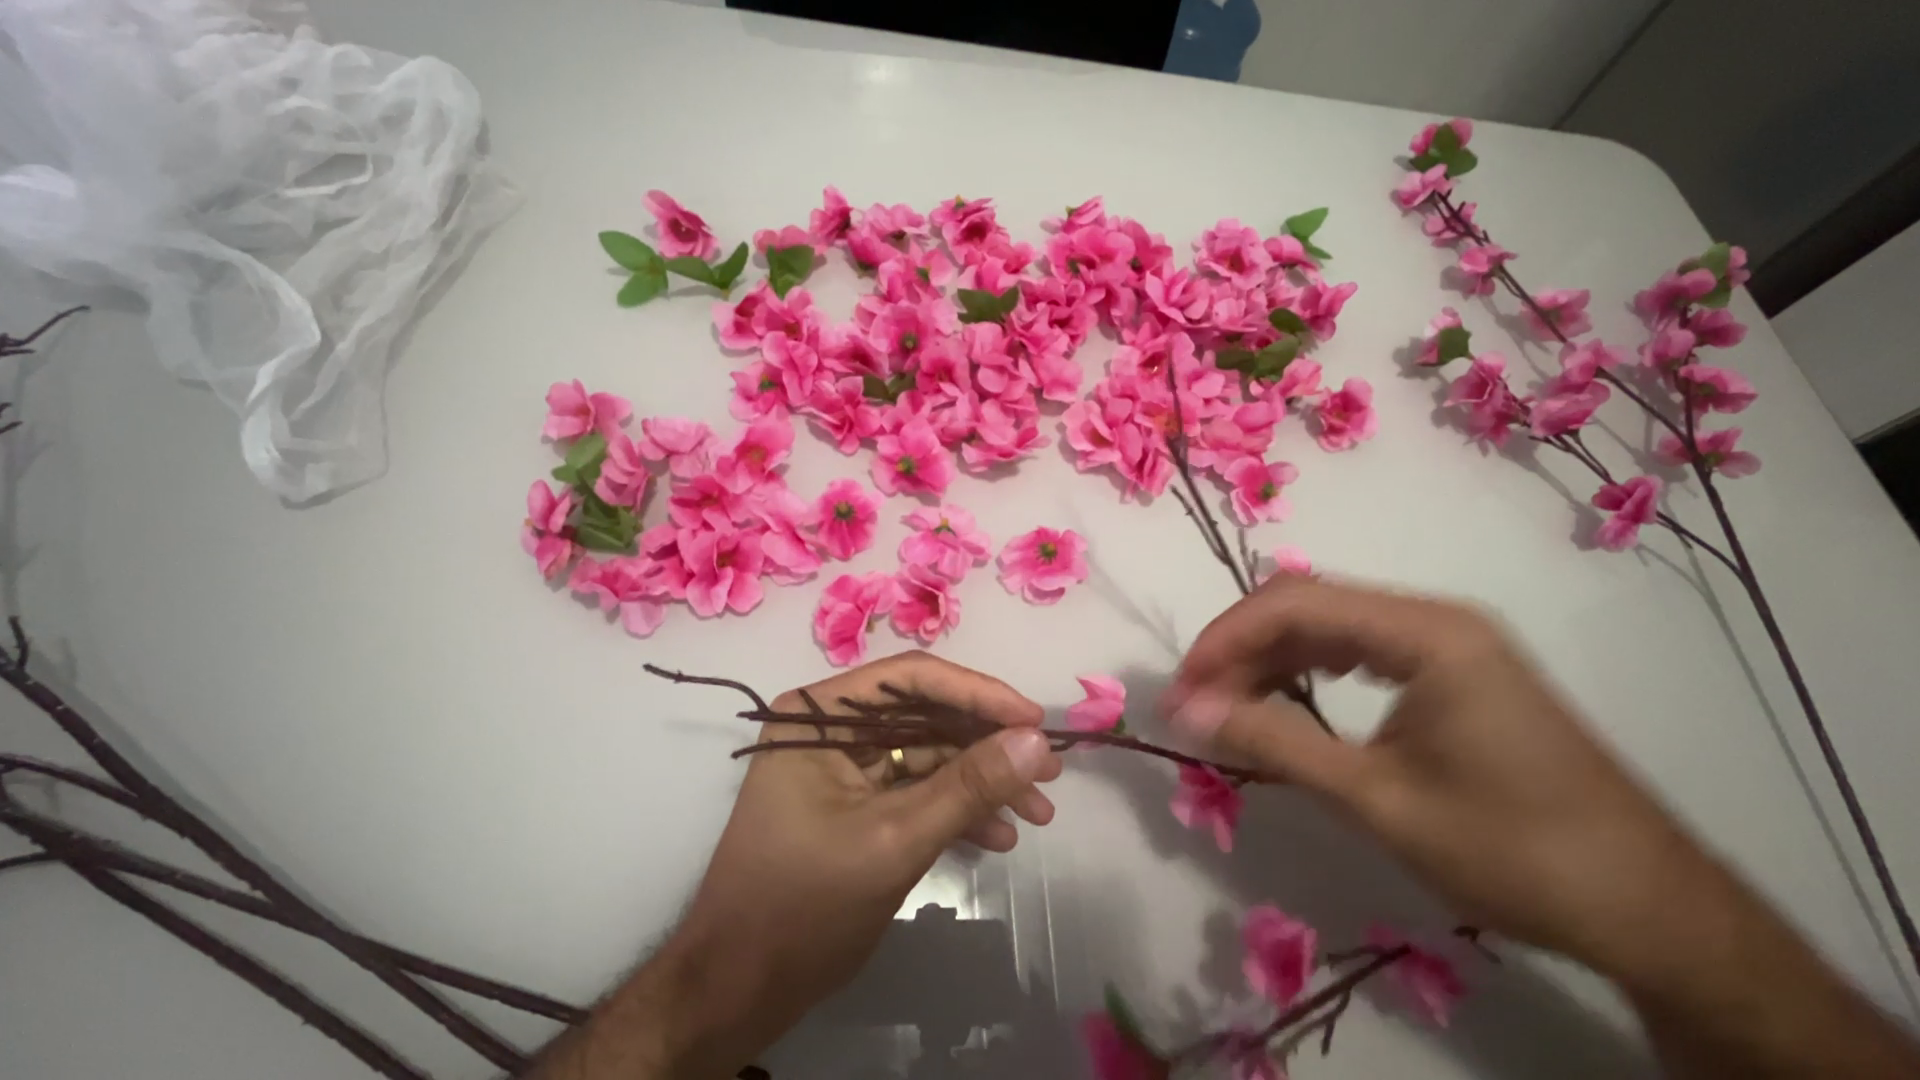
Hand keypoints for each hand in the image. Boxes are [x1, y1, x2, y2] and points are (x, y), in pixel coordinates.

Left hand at [561, 651, 1061, 1079]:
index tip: (1035, 721)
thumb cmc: (805, 903)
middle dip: (988, 747)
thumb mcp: (895, 839)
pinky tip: (998, 837)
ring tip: (1038, 813)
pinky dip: (956, 812)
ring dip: (981, 784)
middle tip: (1049, 773)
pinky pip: (915, 792)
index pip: (912, 680)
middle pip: (925, 717)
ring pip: (927, 757)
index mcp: (818, 716)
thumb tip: (1036, 739)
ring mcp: (842, 769)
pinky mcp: (855, 807)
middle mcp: (828, 729)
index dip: (980, 695)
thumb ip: (968, 786)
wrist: (742, 986)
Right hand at [1164, 575, 1711, 971]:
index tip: (1180, 693)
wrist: (1648, 906)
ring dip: (1273, 661)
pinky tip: (1289, 702)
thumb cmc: (1512, 850)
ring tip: (1229, 708)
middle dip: (1242, 649)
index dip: (1224, 641)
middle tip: (1195, 706)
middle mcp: (1439, 620)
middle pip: (1311, 604)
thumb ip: (1276, 744)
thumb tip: (1188, 710)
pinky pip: (1366, 650)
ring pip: (1336, 626)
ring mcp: (1455, 645)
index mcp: (1427, 633)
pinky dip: (1313, 672)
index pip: (1294, 604)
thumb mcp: (1377, 800)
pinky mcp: (1461, 675)